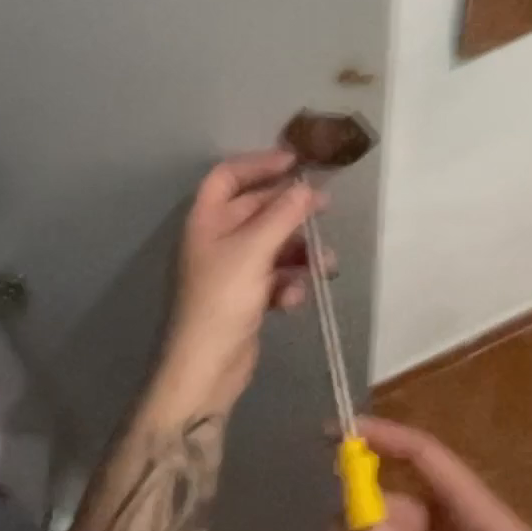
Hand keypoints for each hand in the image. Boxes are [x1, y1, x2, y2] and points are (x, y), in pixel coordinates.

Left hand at [156, 150, 325, 410]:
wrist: (205, 367)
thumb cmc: (222, 299)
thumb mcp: (254, 250)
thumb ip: (282, 215)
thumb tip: (307, 187)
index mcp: (206, 219)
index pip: (228, 176)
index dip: (259, 164)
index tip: (296, 162)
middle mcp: (216, 239)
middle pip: (255, 210)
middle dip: (290, 210)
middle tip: (325, 207)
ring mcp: (230, 270)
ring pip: (271, 246)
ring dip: (298, 252)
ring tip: (325, 263)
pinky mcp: (244, 298)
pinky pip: (272, 279)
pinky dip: (286, 285)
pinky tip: (293, 300)